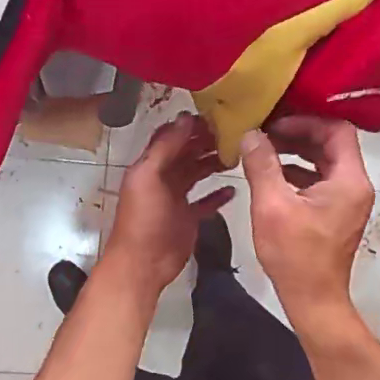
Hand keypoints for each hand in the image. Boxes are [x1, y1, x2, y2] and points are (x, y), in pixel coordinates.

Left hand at [101, 113, 234, 296]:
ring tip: (236, 154)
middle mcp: (163, 178)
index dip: (189, 126)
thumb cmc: (144, 219)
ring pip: (197, 173)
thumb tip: (185, 118)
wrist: (143, 264)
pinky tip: (234, 188)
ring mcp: (176, 199)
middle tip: (233, 132)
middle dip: (206, 142)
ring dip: (213, 163)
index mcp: (150, 166)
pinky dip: (218, 195)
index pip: (170, 137)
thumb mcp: (149, 177)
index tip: (215, 115)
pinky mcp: (188, 218)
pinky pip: (205, 202)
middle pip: (186, 153)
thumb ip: (165, 147)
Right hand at [238, 115, 373, 325]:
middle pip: (333, 144)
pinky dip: (299, 172)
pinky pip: (321, 181)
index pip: (337, 130)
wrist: (313, 299)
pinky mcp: (337, 214)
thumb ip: (262, 165)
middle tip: (266, 132)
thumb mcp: (272, 205)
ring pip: (325, 162)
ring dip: (297, 153)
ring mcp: (348, 201)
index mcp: (349, 180)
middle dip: (299, 134)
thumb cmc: (295, 254)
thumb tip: (250, 134)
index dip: (306, 121)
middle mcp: (356, 186)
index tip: (275, 124)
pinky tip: (271, 175)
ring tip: (264, 149)